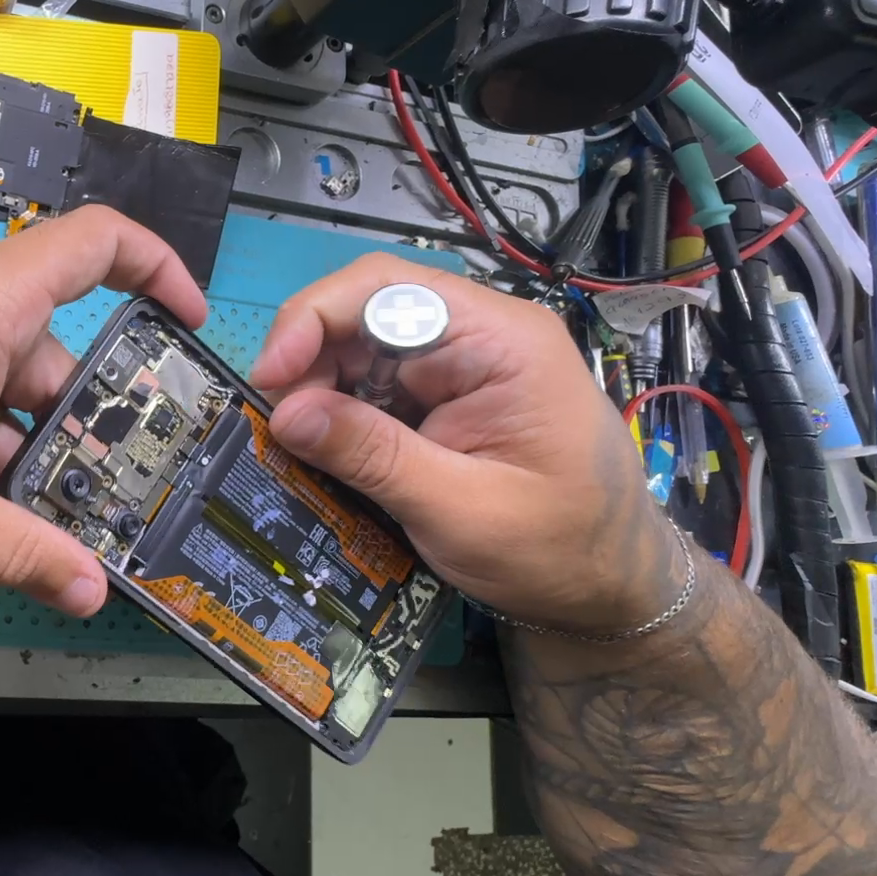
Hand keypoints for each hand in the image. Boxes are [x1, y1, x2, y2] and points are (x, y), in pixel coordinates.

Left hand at [0, 206, 206, 616]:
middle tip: (116, 490)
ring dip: (26, 446)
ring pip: (3, 381)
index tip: (188, 323)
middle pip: (55, 343)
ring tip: (43, 520)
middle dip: (87, 419)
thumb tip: (89, 586)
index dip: (158, 269)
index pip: (95, 243)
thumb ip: (24, 553)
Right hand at [250, 254, 676, 632]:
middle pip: (360, 310)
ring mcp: (451, 365)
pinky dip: (330, 411)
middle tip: (280, 422)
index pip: (385, 288)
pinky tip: (324, 447)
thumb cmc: (557, 548)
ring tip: (301, 443)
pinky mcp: (433, 395)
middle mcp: (472, 336)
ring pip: (352, 347)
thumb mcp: (459, 509)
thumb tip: (285, 414)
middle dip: (306, 359)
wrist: (608, 586)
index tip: (269, 379)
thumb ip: (373, 457)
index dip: (313, 319)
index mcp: (498, 342)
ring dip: (313, 388)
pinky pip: (362, 383)